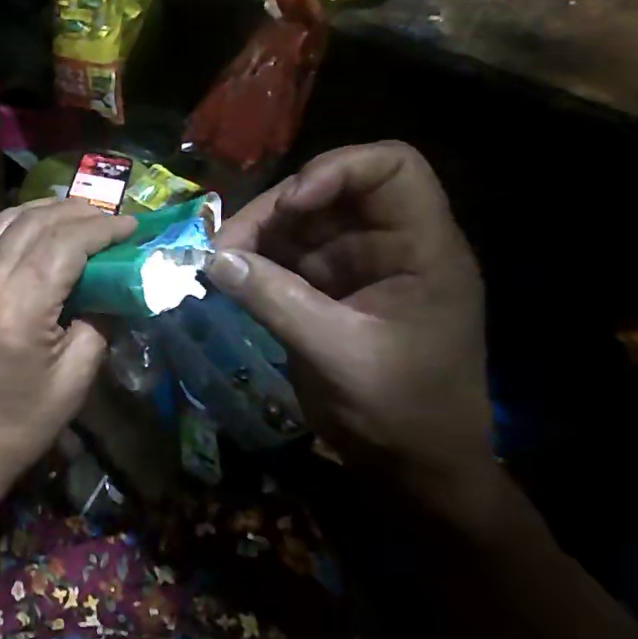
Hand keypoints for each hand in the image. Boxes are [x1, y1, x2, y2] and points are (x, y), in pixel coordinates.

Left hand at [0, 199, 136, 501]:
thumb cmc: (25, 419)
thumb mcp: (76, 377)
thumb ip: (100, 320)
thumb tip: (119, 283)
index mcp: (19, 308)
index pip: (64, 244)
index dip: (102, 229)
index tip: (133, 227)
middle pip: (37, 224)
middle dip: (80, 214)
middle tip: (114, 222)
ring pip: (9, 221)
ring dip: (49, 211)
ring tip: (83, 216)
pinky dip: (19, 222)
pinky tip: (41, 226)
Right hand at [206, 142, 499, 517]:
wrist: (417, 470)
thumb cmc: (402, 413)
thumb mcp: (337, 355)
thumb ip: (276, 301)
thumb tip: (214, 259)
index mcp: (423, 249)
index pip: (391, 168)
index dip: (338, 169)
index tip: (292, 204)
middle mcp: (391, 244)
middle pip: (331, 190)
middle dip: (276, 209)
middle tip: (226, 245)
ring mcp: (358, 265)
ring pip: (302, 221)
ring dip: (257, 234)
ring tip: (219, 262)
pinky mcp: (330, 288)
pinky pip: (288, 255)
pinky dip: (256, 260)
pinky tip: (228, 275)